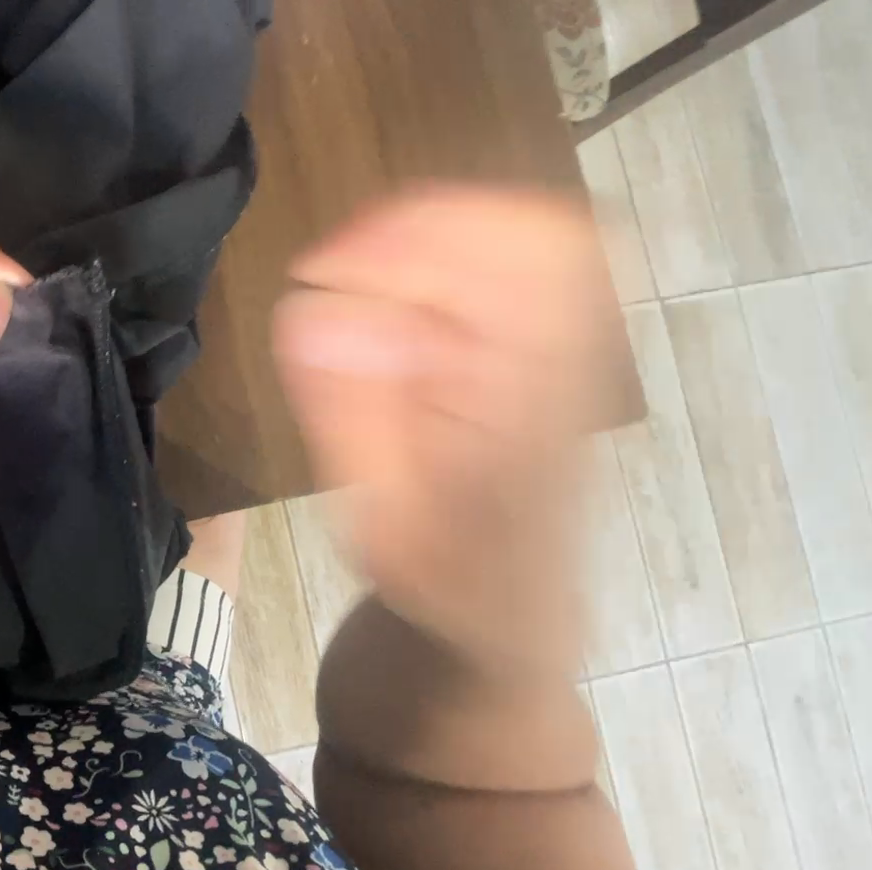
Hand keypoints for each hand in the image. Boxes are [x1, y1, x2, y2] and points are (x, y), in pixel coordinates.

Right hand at [273, 187, 623, 674]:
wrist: (500, 637)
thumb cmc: (440, 595)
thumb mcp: (383, 524)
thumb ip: (353, 416)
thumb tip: (308, 309)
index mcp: (536, 400)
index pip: (523, 260)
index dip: (419, 237)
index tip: (319, 270)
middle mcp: (564, 369)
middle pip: (534, 237)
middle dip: (420, 230)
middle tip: (328, 268)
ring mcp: (557, 368)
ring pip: (523, 253)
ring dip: (426, 248)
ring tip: (345, 281)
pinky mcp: (535, 375)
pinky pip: (505, 289)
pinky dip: (434, 276)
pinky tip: (375, 313)